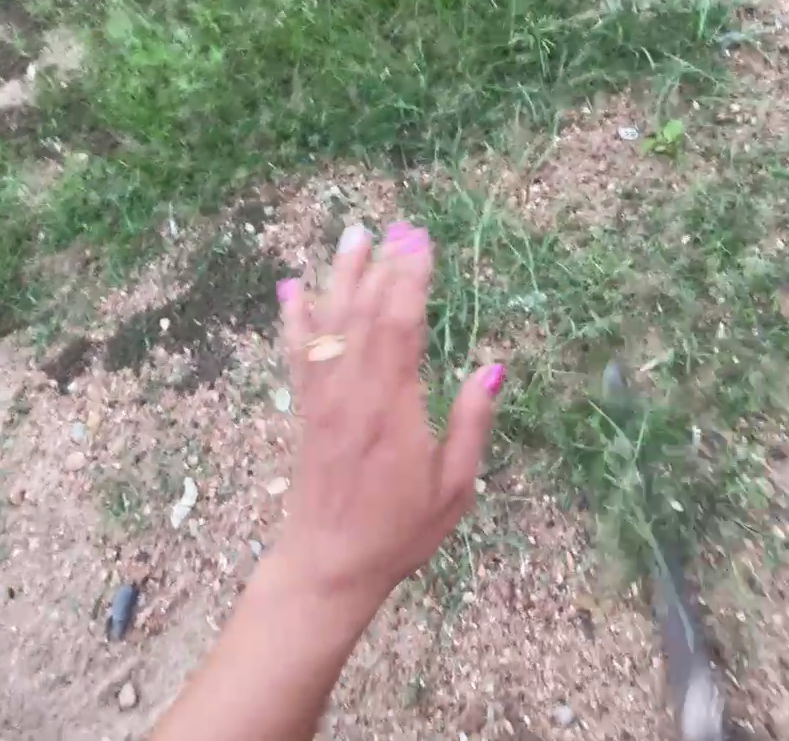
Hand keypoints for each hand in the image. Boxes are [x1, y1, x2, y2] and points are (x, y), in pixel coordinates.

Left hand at [272, 220, 502, 619]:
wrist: (328, 564)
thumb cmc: (399, 529)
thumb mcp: (454, 486)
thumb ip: (472, 422)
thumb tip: (495, 364)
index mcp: (394, 406)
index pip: (401, 325)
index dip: (411, 278)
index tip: (421, 241)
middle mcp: (353, 390)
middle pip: (367, 312)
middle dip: (384, 263)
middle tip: (398, 224)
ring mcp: (323, 396)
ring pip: (330, 322)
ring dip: (341, 274)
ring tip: (352, 234)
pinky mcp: (305, 407)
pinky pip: (297, 352)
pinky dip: (294, 317)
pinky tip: (292, 287)